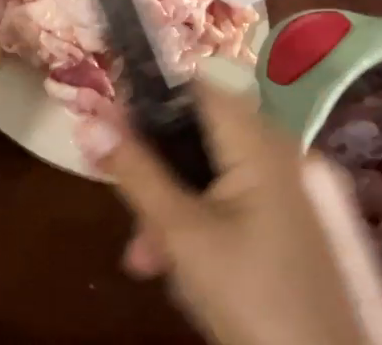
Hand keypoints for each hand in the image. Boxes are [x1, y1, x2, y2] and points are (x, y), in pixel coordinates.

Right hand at [89, 82, 381, 344]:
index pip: (198, 87)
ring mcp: (294, 197)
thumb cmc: (253, 294)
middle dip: (150, 165)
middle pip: (197, 135)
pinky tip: (176, 264)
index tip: (108, 119)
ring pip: (209, 174)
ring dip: (168, 203)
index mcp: (263, 148)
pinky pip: (232, 202)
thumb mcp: (179, 232)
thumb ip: (133, 169)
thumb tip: (86, 118)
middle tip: (119, 198)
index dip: (148, 93)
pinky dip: (198, 221)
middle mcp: (284, 160)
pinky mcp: (295, 230)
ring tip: (145, 255)